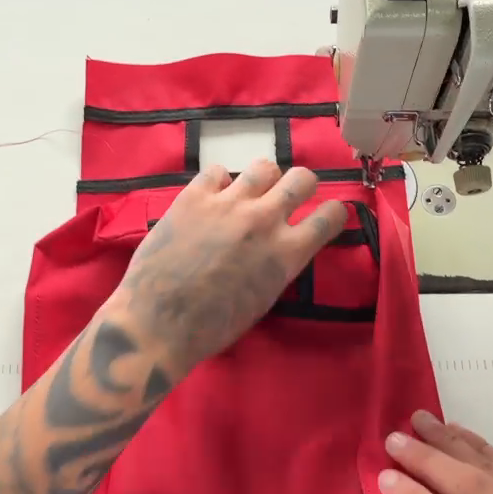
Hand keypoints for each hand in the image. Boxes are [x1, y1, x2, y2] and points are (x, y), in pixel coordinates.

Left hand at [112, 159, 346, 376]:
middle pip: (302, 178)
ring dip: (263, 180)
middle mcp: (265, 219)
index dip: (332, 213)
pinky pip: (217, 171)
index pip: (330, 216)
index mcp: (287, 253)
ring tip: (249, 194)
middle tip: (288, 198)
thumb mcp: (262, 300)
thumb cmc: (214, 327)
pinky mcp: (194, 196)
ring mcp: (229, 203)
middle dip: (301, 187)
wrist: (160, 321)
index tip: (326, 215)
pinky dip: (219, 183)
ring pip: (264, 166)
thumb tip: (279, 249)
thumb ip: (277, 266)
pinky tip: (211, 198)